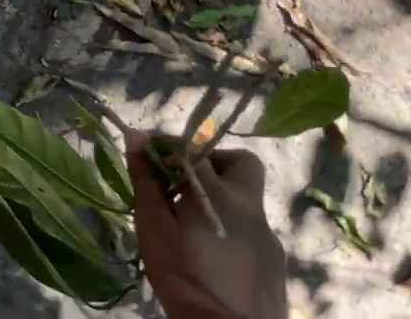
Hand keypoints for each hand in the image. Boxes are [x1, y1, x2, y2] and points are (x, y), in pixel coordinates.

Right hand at [127, 136, 286, 318]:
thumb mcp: (153, 225)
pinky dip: (227, 222)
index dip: (169, 145)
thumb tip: (135, 136)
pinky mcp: (275, 261)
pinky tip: (207, 247)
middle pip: (242, 164)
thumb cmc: (183, 274)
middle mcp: (252, 209)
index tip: (147, 155)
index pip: (195, 149)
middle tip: (181, 178)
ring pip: (245, 198)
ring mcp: (269, 236)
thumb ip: (146, 179)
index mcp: (221, 196)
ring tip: (186, 219)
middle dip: (210, 161)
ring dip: (216, 195)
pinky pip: (249, 226)